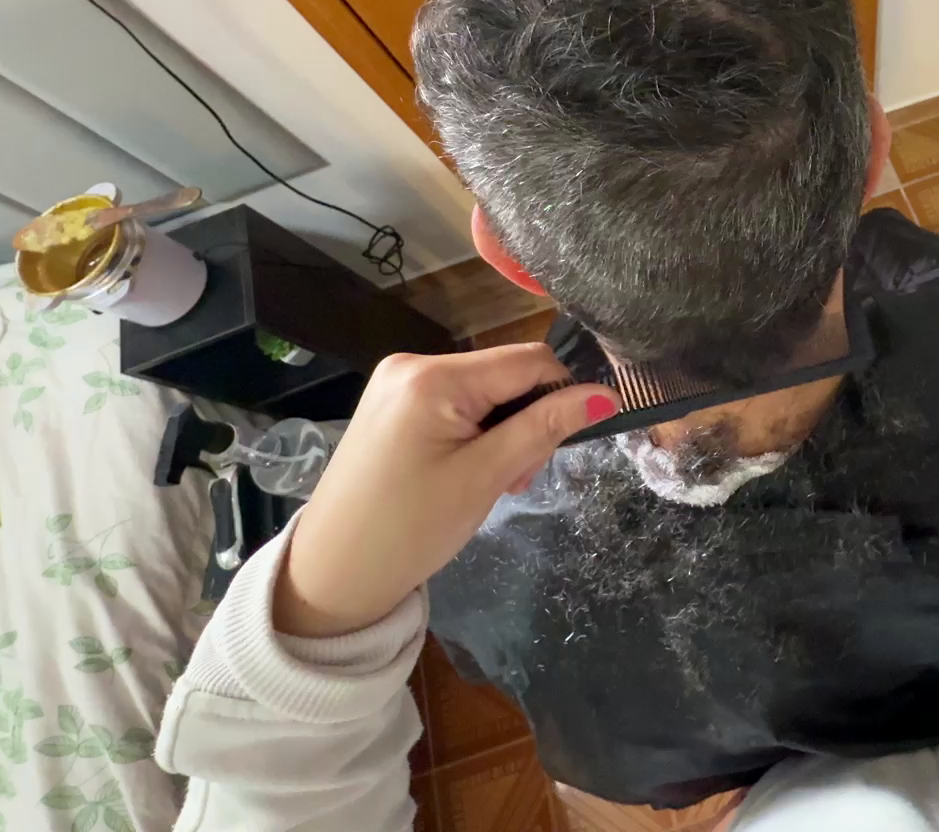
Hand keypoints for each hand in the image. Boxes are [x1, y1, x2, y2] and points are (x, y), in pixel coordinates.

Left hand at [272, 344, 616, 638]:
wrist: (330, 577)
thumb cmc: (410, 530)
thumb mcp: (487, 477)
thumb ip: (546, 427)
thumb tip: (607, 395)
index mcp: (434, 376)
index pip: (531, 360)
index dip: (565, 394)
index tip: (565, 445)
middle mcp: (414, 363)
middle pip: (509, 373)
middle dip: (529, 419)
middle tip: (518, 478)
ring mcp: (400, 382)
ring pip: (489, 389)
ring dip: (507, 429)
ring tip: (494, 480)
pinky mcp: (395, 403)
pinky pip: (461, 401)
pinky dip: (480, 431)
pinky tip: (470, 467)